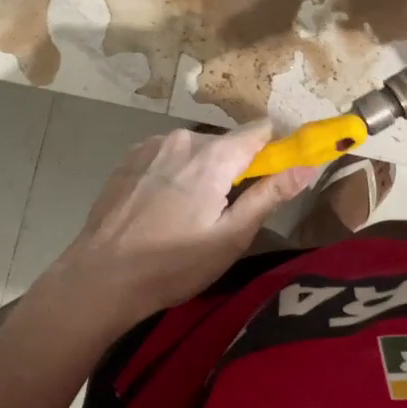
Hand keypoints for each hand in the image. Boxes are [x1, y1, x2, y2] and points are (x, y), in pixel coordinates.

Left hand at [45, 124, 317, 325]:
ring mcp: (152, 144)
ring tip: (185, 217)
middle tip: (222, 214)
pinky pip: (166, 156)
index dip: (271, 151)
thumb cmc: (172, 264)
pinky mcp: (129, 157)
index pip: (258, 130)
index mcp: (213, 155)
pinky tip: (159, 209)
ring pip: (193, 150)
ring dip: (200, 172)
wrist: (100, 277)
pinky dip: (172, 174)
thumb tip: (307, 167)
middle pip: (225, 143)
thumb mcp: (230, 238)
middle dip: (232, 169)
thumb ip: (269, 196)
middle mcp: (183, 138)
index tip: (269, 180)